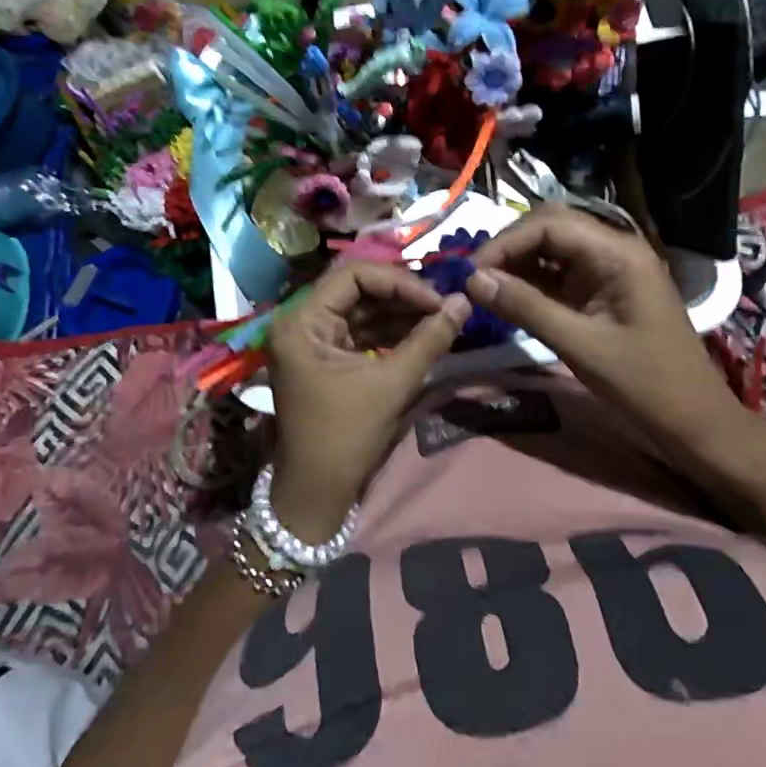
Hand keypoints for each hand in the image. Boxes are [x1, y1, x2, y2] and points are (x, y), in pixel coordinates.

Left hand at [267, 261, 468, 535]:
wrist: (317, 491)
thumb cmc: (346, 435)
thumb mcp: (391, 384)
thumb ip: (429, 339)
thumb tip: (464, 302)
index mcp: (302, 322)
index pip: (353, 275)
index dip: (399, 281)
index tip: (436, 299)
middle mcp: (301, 322)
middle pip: (358, 289)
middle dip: (403, 296)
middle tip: (444, 306)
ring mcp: (313, 340)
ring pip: (363, 309)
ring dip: (401, 313)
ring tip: (442, 318)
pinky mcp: (327, 357)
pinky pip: (362, 331)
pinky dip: (392, 332)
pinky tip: (424, 333)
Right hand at [465, 206, 737, 437]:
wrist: (692, 419)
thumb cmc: (643, 382)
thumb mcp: (579, 344)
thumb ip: (526, 307)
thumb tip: (473, 280)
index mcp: (618, 252)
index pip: (550, 224)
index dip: (505, 242)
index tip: (470, 273)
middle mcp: (614, 249)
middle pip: (551, 228)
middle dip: (509, 248)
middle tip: (474, 279)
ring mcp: (609, 270)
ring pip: (553, 250)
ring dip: (517, 263)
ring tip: (483, 288)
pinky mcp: (603, 291)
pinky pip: (560, 274)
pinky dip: (532, 282)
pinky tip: (507, 298)